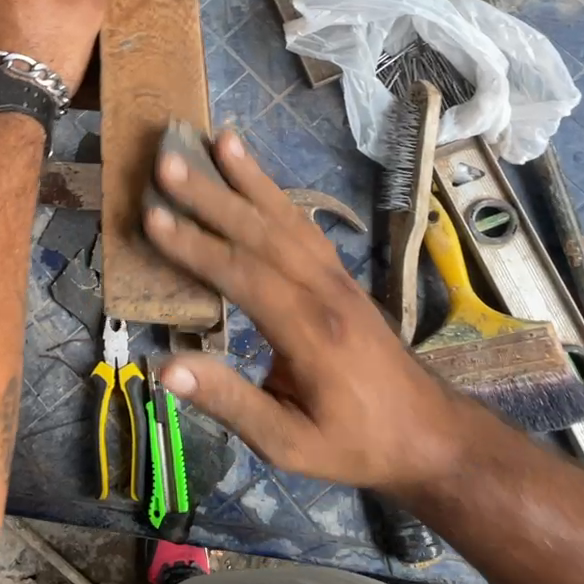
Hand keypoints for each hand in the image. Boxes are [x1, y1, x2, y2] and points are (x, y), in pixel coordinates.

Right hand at [143, 131, 469, 492]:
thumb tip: (166, 369)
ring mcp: (336, 277)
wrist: (429, 435)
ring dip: (248, 177)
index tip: (154, 216)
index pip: (244, 277)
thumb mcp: (288, 444)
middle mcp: (324, 292)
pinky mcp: (340, 275)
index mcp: (309, 332)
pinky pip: (303, 224)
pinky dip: (274, 193)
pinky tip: (253, 174)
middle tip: (169, 160)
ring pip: (286, 217)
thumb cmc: (354, 444)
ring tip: (217, 139)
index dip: (196, 247)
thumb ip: (229, 403)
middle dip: (212, 195)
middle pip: (262, 232)